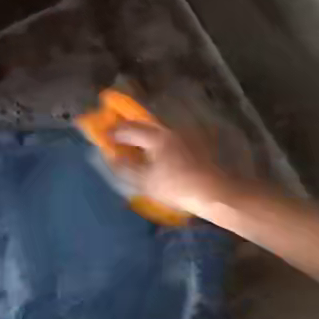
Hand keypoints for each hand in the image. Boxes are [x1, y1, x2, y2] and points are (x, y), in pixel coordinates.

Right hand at [104, 121, 240, 218]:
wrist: (215, 192)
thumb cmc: (177, 187)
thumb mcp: (145, 181)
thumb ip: (125, 169)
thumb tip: (112, 158)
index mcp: (156, 137)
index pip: (129, 129)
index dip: (114, 133)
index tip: (103, 137)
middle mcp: (169, 131)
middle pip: (144, 125)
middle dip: (129, 130)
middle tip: (118, 137)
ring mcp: (184, 136)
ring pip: (158, 131)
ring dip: (144, 136)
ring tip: (136, 146)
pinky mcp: (195, 145)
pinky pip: (169, 139)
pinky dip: (158, 143)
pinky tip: (158, 155)